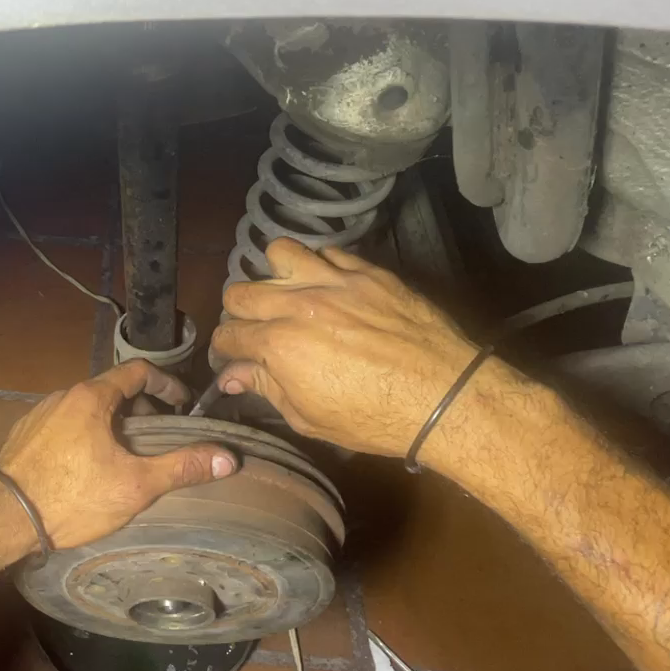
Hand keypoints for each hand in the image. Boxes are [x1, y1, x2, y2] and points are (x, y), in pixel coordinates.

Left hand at [0, 360, 238, 549]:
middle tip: (159, 438)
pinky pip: (64, 426)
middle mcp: (62, 396)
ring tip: (126, 456)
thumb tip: (228, 458)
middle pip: (112, 390)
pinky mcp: (23, 435)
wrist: (2, 519)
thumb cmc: (72, 498)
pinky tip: (88, 468)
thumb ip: (182, 467)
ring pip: (86, 409)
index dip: (167, 384)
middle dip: (141, 409)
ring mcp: (39, 415)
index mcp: (90, 397)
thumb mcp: (135, 485)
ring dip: (112, 424)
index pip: (138, 371)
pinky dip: (85, 435)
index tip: (184, 406)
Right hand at [210, 238, 521, 463]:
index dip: (225, 350)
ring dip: (275, 274)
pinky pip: (328, 252)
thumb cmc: (373, 418)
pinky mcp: (367, 272)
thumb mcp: (308, 417)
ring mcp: (334, 282)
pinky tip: (327, 286)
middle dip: (239, 313)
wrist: (444, 397)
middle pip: (241, 291)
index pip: (228, 334)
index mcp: (279, 345)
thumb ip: (265, 388)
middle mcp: (298, 304)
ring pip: (279, 252)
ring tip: (287, 293)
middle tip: (256, 330)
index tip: (234, 358)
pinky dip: (319, 266)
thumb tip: (231, 376)